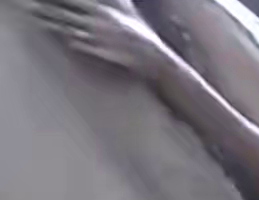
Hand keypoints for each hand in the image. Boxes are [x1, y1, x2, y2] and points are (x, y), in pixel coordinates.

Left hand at [29, 0, 177, 82]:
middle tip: (27, 3)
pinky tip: (56, 33)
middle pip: (58, 10)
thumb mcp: (132, 18)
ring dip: (45, 20)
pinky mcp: (99, 52)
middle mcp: (96, 23)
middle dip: (40, 6)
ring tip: (33, 14)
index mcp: (101, 12)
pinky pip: (74, 43)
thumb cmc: (148, 41)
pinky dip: (62, 37)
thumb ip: (117, 4)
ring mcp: (98, 39)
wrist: (163, 66)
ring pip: (61, 26)